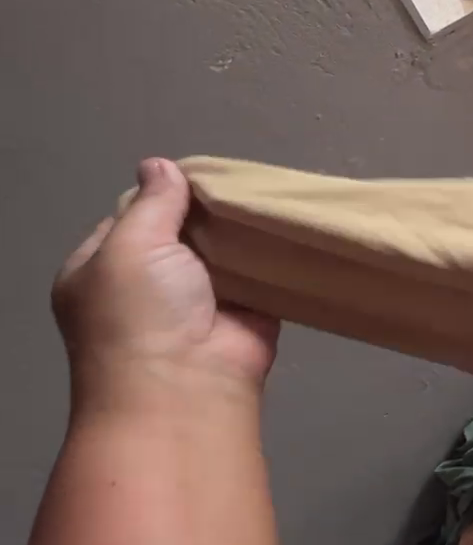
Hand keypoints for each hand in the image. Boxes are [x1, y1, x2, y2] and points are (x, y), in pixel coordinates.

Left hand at [52, 159, 279, 410]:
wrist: (189, 380)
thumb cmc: (141, 315)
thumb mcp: (131, 249)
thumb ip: (153, 205)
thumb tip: (159, 164)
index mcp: (104, 267)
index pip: (136, 216)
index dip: (168, 195)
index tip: (206, 179)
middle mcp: (152, 280)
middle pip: (189, 230)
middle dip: (217, 212)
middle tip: (251, 187)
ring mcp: (203, 294)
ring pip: (230, 249)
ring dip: (250, 232)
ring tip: (280, 202)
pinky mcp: (250, 305)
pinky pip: (265, 271)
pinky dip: (279, 255)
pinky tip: (297, 232)